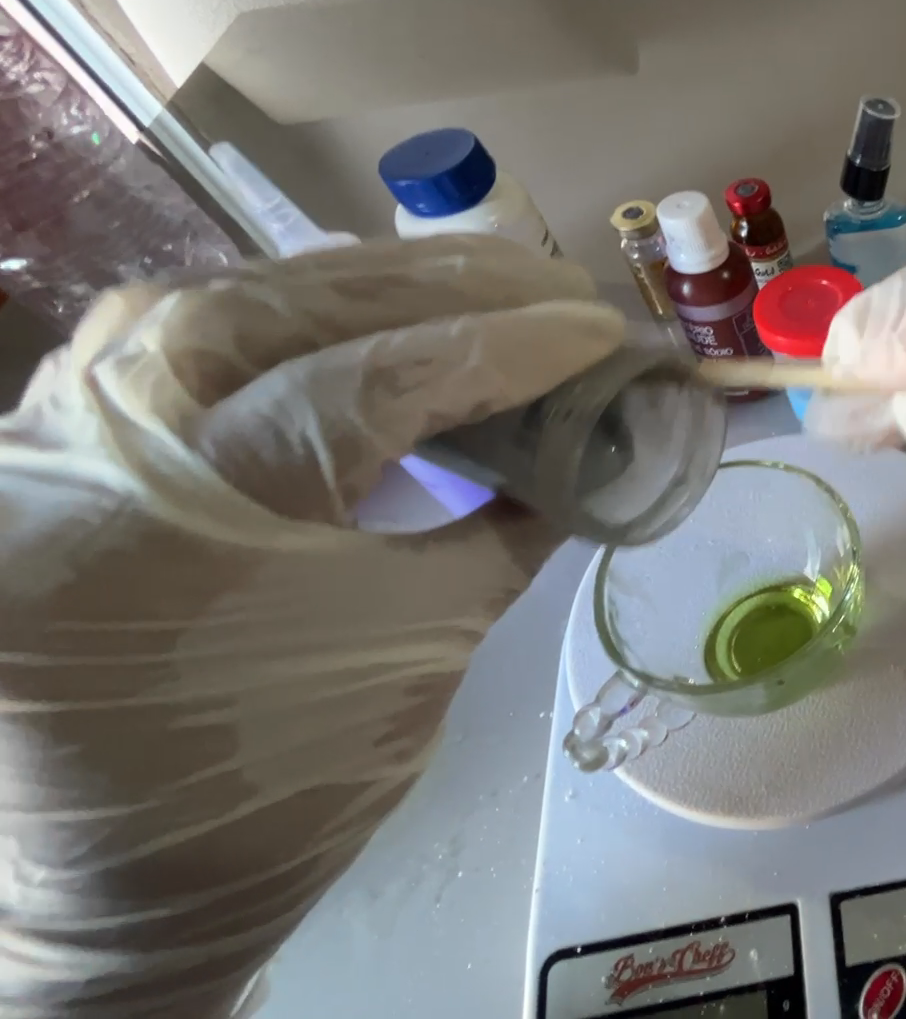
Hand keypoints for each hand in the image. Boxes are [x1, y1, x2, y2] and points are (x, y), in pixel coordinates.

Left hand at [0, 236, 623, 1015]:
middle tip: (561, 286)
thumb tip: (604, 450)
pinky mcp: (58, 442)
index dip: (506, 349)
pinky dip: (299, 307)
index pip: (368, 386)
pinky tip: (375, 305)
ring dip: (377, 280)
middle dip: (450, 285)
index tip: (605, 331)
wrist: (124, 871)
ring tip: (491, 279)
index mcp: (180, 526)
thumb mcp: (427, 644)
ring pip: (228, 296)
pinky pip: (188, 332)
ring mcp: (48, 435)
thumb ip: (515, 527)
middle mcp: (83, 450)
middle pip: (287, 307)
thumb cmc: (290, 774)